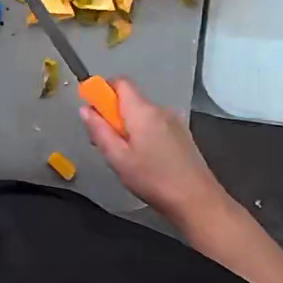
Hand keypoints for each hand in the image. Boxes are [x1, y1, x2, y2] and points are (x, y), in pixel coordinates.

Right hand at [80, 78, 228, 221]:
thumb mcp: (117, 158)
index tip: (93, 112)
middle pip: (130, 99)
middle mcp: (160, 110)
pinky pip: (154, 124)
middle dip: (112, 114)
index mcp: (143, 111)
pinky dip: (142, 133)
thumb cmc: (153, 179)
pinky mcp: (181, 134)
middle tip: (105, 142)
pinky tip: (143, 159)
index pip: (120, 82)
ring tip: (124, 156)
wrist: (197, 200)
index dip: (102, 90)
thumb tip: (85, 109)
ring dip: (127, 126)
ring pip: (141, 114)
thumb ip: (99, 131)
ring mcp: (174, 121)